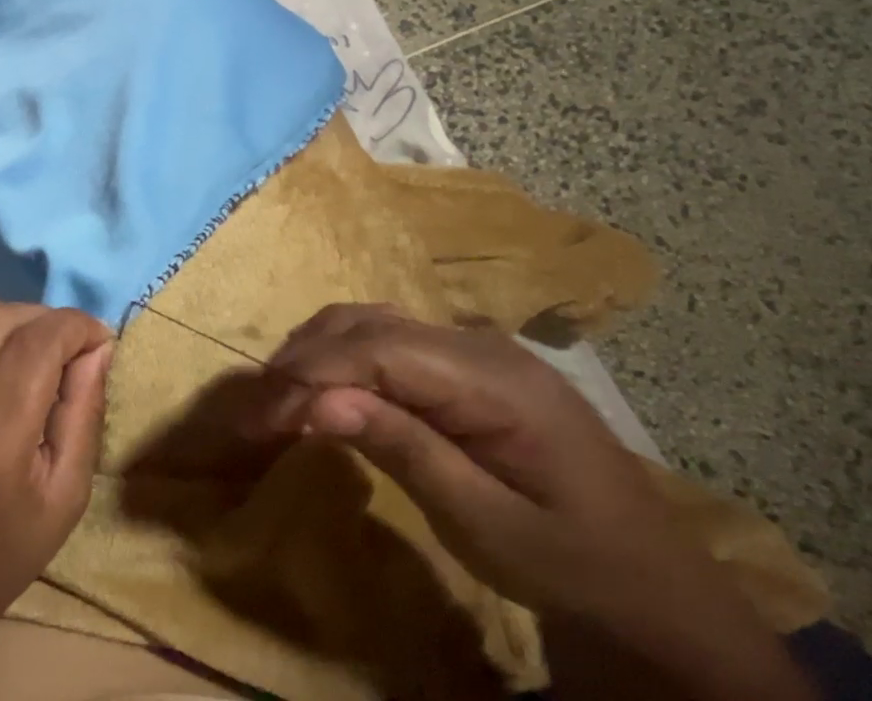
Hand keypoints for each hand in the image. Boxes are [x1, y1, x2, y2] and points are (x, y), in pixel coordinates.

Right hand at [254, 304, 815, 700]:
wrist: (651, 585)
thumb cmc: (571, 563)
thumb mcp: (487, 522)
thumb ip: (405, 451)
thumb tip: (317, 402)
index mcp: (496, 382)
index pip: (376, 350)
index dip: (307, 376)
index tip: (259, 422)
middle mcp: (481, 346)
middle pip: (365, 324)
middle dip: (300, 364)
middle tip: (257, 417)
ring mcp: (476, 350)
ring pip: (368, 323)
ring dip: (313, 356)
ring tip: (278, 405)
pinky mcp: (467, 367)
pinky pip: (386, 342)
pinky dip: (339, 359)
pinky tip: (321, 393)